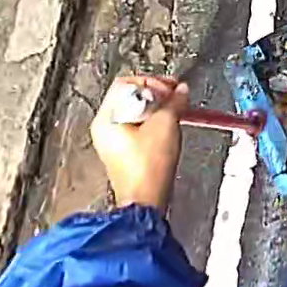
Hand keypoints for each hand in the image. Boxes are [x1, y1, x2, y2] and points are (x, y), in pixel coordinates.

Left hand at [90, 76, 185, 210]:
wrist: (146, 203)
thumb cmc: (148, 169)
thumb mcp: (166, 125)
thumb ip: (174, 102)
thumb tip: (181, 91)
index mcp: (106, 118)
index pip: (126, 84)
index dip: (151, 82)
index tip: (170, 89)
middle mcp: (105, 128)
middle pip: (130, 96)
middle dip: (155, 94)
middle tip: (175, 97)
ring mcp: (114, 141)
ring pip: (136, 111)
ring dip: (157, 108)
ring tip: (174, 111)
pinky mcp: (125, 151)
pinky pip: (138, 126)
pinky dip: (153, 122)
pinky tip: (168, 126)